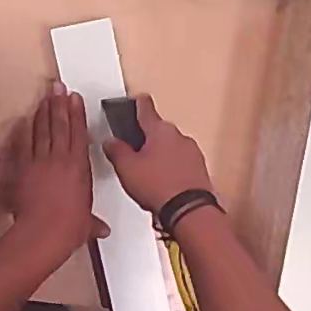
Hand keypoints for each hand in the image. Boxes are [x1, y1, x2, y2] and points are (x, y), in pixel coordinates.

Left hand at [8, 84, 108, 261]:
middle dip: (59, 104)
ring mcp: (40, 162)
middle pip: (60, 125)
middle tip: (57, 87)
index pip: (79, 133)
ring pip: (42, 130)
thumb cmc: (69, 227)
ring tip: (45, 97)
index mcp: (80, 167)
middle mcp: (61, 159)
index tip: (75, 98)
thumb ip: (93, 223)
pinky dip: (25, 131)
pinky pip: (24, 145)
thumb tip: (101, 230)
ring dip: (43, 112)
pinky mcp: (24, 169)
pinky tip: (25, 120)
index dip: (77, 113)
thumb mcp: (85, 224)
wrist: (44, 232)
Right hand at [100, 94, 213, 213]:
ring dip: (160, 155)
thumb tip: (111, 142)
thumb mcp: (126, 168)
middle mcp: (178, 136)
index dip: (138, 103)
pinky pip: (181, 163)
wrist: (189, 210)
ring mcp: (192, 152)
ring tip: (147, 176)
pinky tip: (162, 184)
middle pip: (158, 130)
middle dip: (146, 139)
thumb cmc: (160, 187)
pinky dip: (172, 169)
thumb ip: (116, 150)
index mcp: (159, 130)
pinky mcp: (199, 168)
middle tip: (132, 152)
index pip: (146, 108)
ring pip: (171, 147)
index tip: (137, 99)